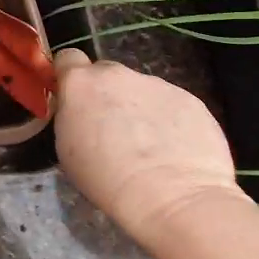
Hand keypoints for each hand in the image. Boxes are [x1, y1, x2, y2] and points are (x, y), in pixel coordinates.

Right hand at [53, 48, 243, 237]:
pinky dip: (172, 122)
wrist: (174, 199)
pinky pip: (173, 105)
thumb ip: (71, 115)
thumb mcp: (66, 145)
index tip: (76, 99)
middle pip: (107, 75)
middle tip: (116, 129)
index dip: (71, 77)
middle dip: (109, 95)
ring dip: (142, 109)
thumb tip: (82, 111)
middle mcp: (116, 74)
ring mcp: (157, 85)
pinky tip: (177, 151)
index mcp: (79, 81)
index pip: (68, 58)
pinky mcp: (192, 101)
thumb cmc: (107, 177)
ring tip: (154, 146)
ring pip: (142, 91)